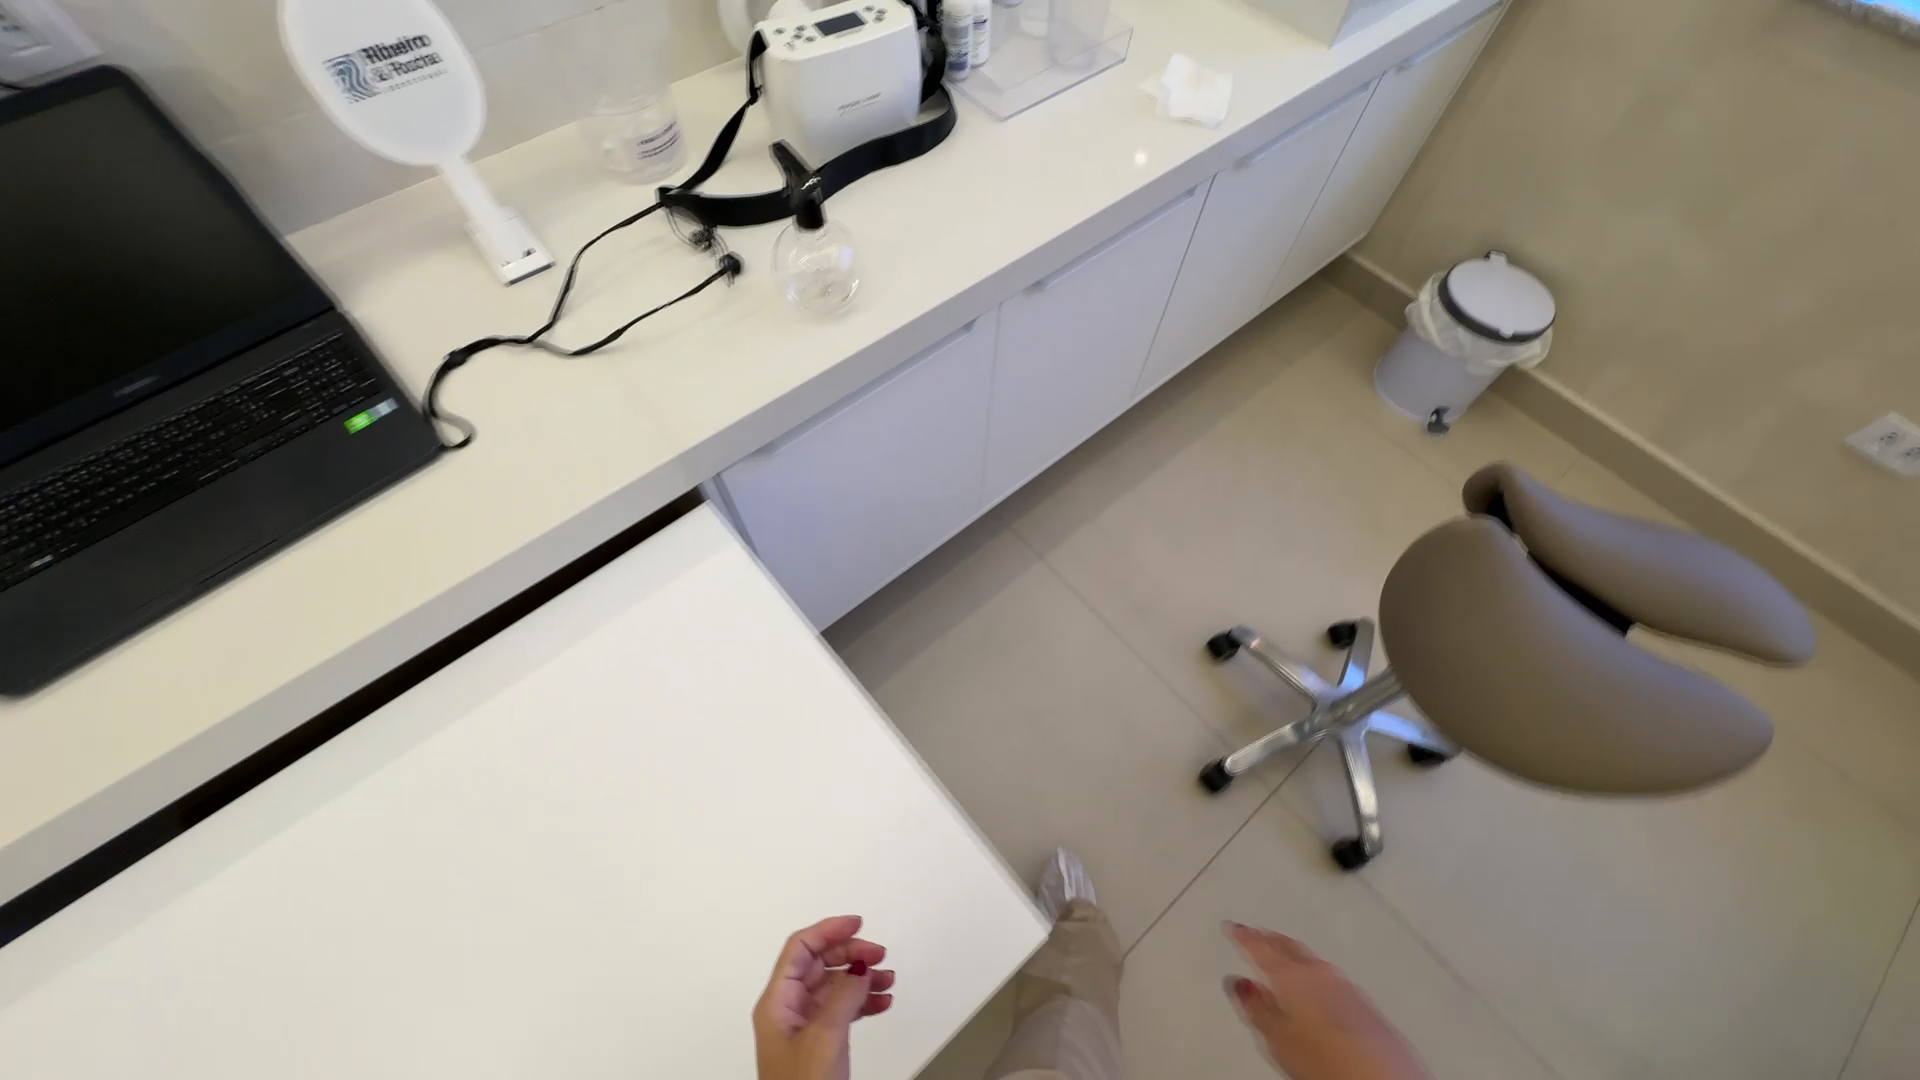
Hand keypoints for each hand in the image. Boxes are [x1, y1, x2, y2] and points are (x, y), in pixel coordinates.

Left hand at [755, 915, 896, 1079]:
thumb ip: (844, 995)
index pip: (800, 948)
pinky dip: (864, 1000)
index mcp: (778, 1001)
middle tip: (880, 954)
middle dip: (851, 954)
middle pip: (820, 963)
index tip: (858, 922)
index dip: (828, 929)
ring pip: (835, 985)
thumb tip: (860, 966)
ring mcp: (803, 1025)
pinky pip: (842, 1007)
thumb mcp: (825, 1036)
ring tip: (888, 979)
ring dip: (862, 977)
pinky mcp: (818, 1041)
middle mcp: (788, 1007)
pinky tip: (882, 1002)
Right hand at [1222, 922, 1432, 1079]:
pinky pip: (1330, 978)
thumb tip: (1239, 983)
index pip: (1260, 947)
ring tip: (1280, 956)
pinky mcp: (1366, 1005)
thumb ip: (1255, 1007)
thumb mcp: (1277, 1039)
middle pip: (1289, 947)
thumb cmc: (1325, 1062)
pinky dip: (1314, 974)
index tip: (1231, 926)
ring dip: (1293, 956)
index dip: (1243, 936)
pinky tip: (1313, 987)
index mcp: (1292, 976)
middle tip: (1254, 934)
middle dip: (1270, 939)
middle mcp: (1319, 973)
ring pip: (1311, 961)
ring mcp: (1346, 986)